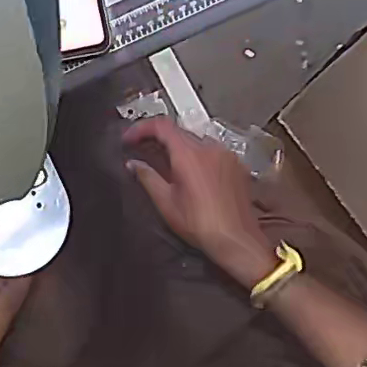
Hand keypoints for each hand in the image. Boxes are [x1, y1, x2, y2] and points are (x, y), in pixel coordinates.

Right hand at [122, 117, 276, 286]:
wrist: (236, 240)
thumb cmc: (201, 225)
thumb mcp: (166, 202)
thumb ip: (147, 177)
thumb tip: (134, 164)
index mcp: (189, 155)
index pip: (161, 126)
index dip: (141, 128)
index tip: (129, 139)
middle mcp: (210, 148)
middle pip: (178, 132)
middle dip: (157, 139)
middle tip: (142, 149)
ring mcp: (226, 155)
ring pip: (195, 140)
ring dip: (177, 147)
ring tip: (165, 163)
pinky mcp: (236, 165)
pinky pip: (211, 151)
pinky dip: (196, 155)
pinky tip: (189, 173)